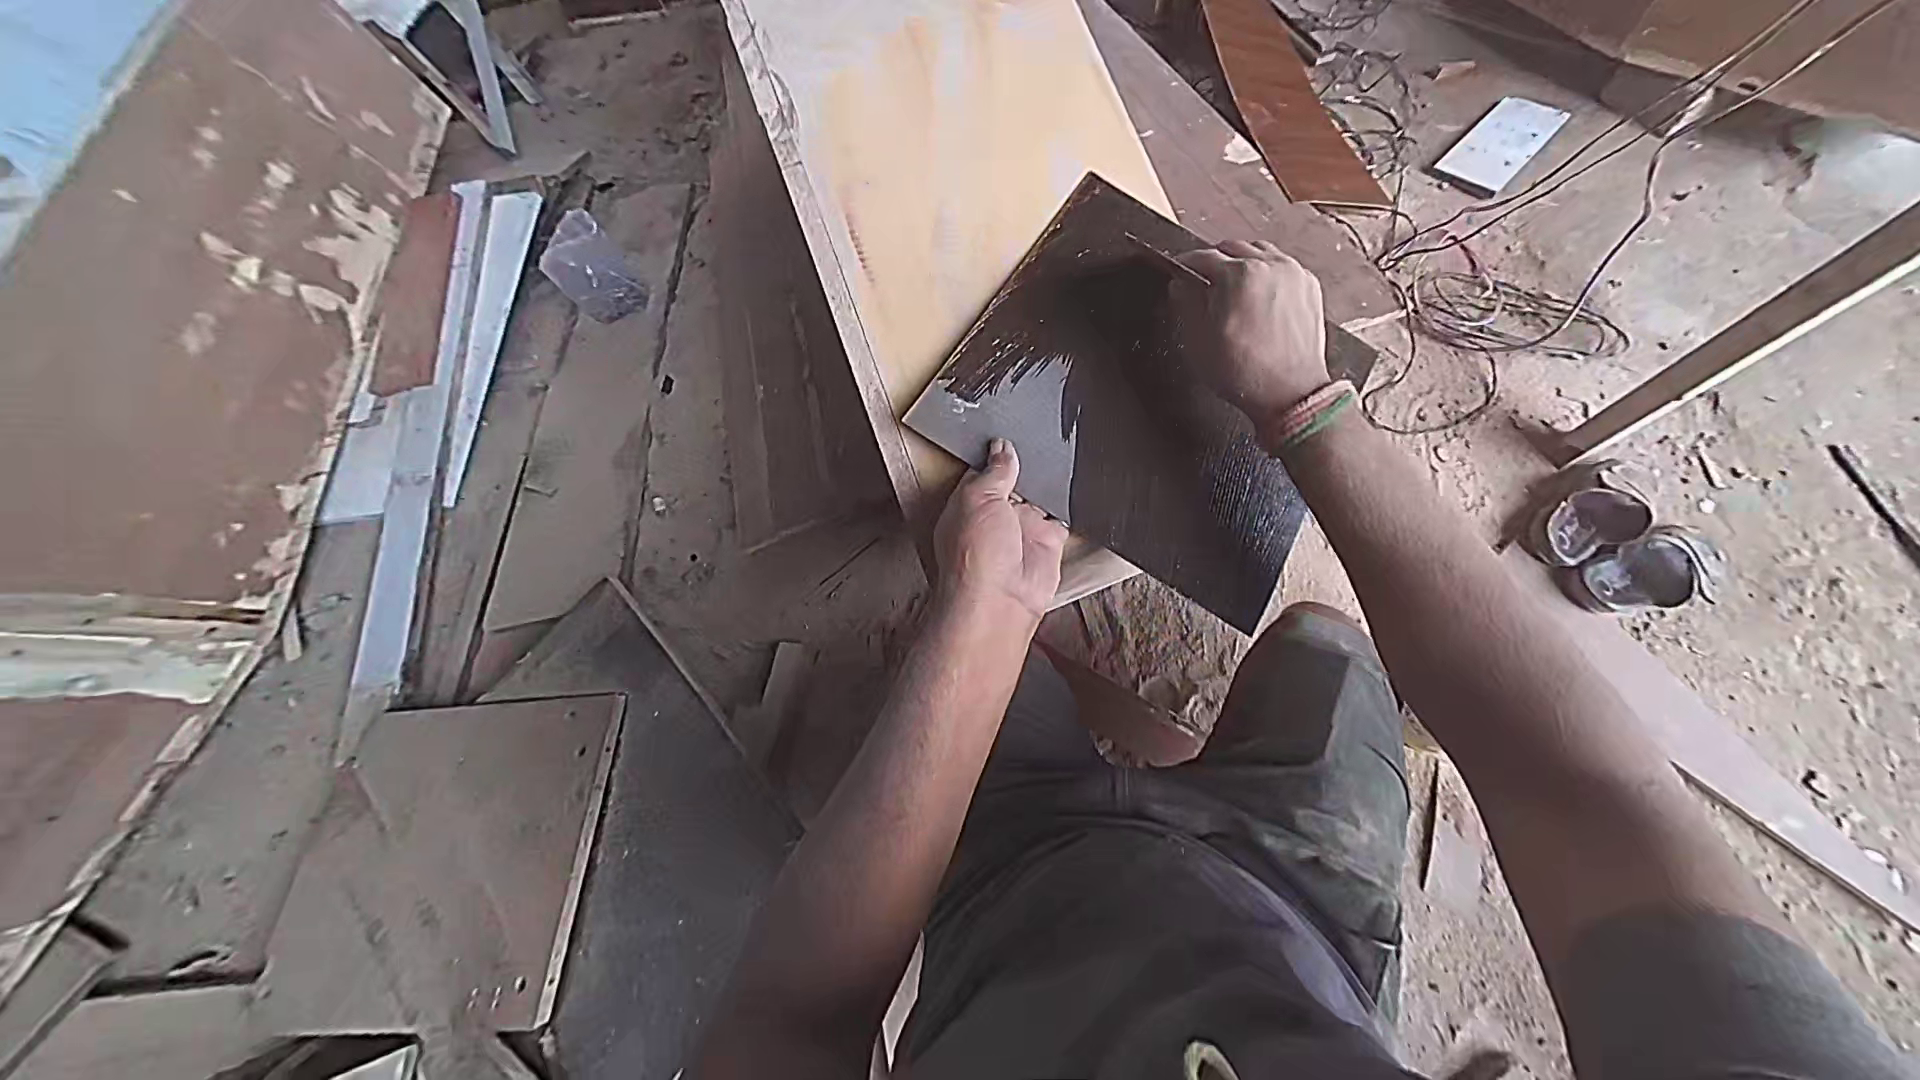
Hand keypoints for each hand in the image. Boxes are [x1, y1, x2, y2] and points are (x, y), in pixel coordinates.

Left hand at [934, 439, 1067, 620]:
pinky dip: (1067, 510)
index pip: (985, 470)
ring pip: (1039, 498)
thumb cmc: (975, 556)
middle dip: (1026, 468)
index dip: (998, 453)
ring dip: (1048, 487)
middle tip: (1038, 446)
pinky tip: (1071, 492)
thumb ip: (994, 471)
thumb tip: (1002, 448)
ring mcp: (1021, 529)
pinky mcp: (1047, 543)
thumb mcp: (978, 497)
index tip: (1009, 432)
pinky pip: (1061, 520)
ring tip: (1057, 463)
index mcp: (970, 502)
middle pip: (1016, 481)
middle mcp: (995, 516)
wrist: (1000, 600)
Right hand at [1171, 240, 1329, 442]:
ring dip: (1240, 262)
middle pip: (1233, 247)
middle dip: (1214, 261)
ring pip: (1260, 252)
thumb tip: (1180, 285)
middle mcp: (1271, 266)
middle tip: (1201, 280)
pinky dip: (1264, 273)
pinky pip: (1281, 266)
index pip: (1203, 257)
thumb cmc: (1246, 373)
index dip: (1184, 263)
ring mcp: (1294, 274)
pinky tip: (1255, 296)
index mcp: (1240, 275)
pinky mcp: (1308, 286)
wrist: (1289, 393)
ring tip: (1229, 287)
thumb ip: (1186, 304)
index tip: (1178, 269)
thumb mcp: (1198, 342)